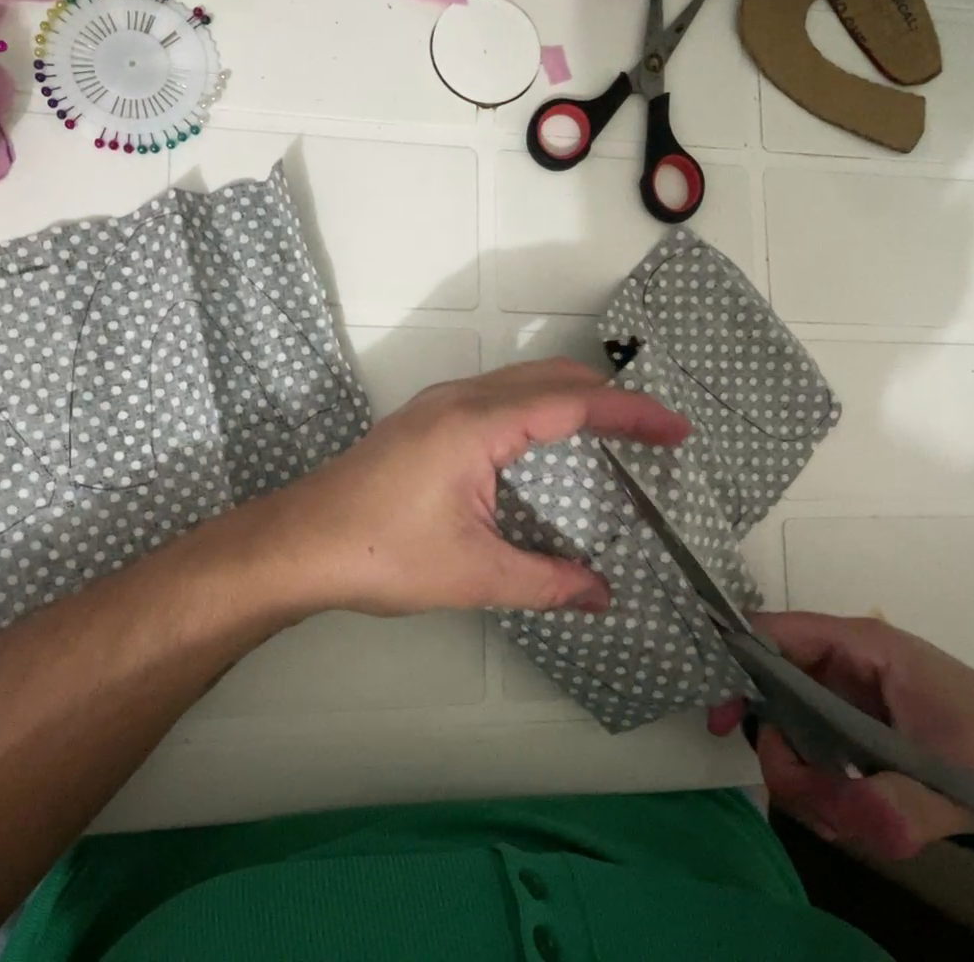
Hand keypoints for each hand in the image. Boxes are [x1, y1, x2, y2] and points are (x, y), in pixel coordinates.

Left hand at [245, 359, 689, 617]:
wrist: (296, 546)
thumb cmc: (380, 555)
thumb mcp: (473, 574)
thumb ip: (546, 582)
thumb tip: (601, 596)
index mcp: (478, 425)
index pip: (573, 403)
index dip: (632, 413)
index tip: (677, 429)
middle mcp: (458, 400)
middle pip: (549, 378)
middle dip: (607, 397)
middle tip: (651, 433)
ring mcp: (434, 407)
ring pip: (519, 383)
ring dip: (568, 398)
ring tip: (609, 434)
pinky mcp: (420, 424)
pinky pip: (493, 398)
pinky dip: (534, 409)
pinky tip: (540, 448)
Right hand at [712, 613, 973, 860]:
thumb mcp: (964, 788)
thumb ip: (902, 804)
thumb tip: (848, 817)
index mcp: (869, 649)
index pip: (776, 632)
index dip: (736, 664)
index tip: (720, 721)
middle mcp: (851, 666)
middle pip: (773, 690)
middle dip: (779, 750)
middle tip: (806, 797)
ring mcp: (854, 699)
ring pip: (789, 727)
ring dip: (803, 778)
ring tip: (847, 818)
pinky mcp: (861, 731)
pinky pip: (813, 750)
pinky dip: (820, 788)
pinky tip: (854, 817)